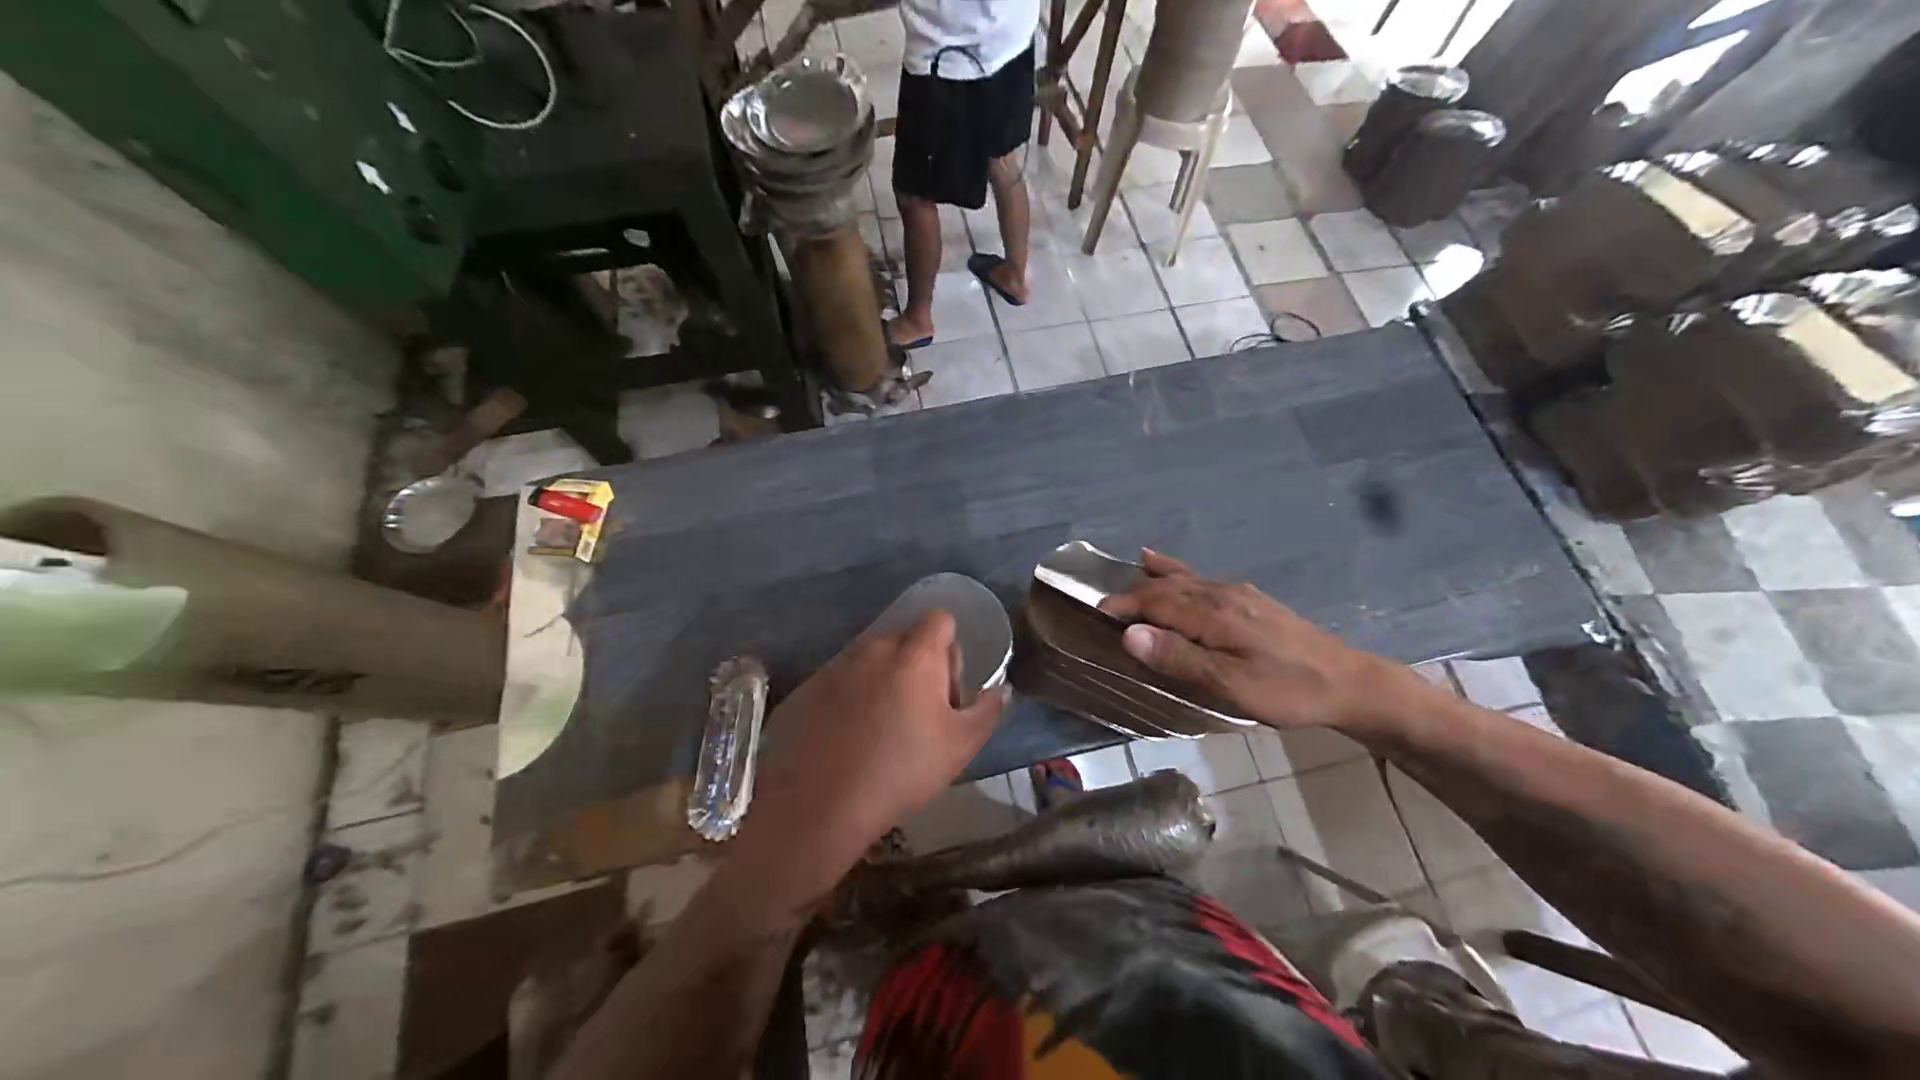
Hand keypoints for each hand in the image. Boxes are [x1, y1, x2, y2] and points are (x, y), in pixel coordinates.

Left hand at [730, 611, 1008, 898]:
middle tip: (917, 714)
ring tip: (879, 731)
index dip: (949, 647)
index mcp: (914, 656)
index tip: (946, 687)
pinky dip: (849, 698)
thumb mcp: (960, 747)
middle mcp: (873, 649)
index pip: (939, 619)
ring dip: (882, 681)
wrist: (820, 805)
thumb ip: (987, 711)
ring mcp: (835, 667)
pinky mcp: (807, 688)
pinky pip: (840, 681)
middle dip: (916, 666)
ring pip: (870, 661)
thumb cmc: (901, 771)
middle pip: (904, 640)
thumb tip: (1001, 689)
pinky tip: (847, 740)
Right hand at [1097, 550, 1398, 730]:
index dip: (1123, 606)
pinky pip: (1203, 579)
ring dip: (1154, 579)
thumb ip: (1178, 658)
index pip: (1155, 602)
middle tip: (1106, 605)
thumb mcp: (1229, 685)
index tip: (1095, 613)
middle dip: (1133, 592)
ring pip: (1185, 579)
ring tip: (1129, 574)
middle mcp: (1221, 594)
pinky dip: (1179, 572)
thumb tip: (1129, 634)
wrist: (1348, 683)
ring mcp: (1239, 594)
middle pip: (1167, 586)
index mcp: (1212, 614)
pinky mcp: (1252, 600)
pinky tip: (1174, 569)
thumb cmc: (1285, 690)